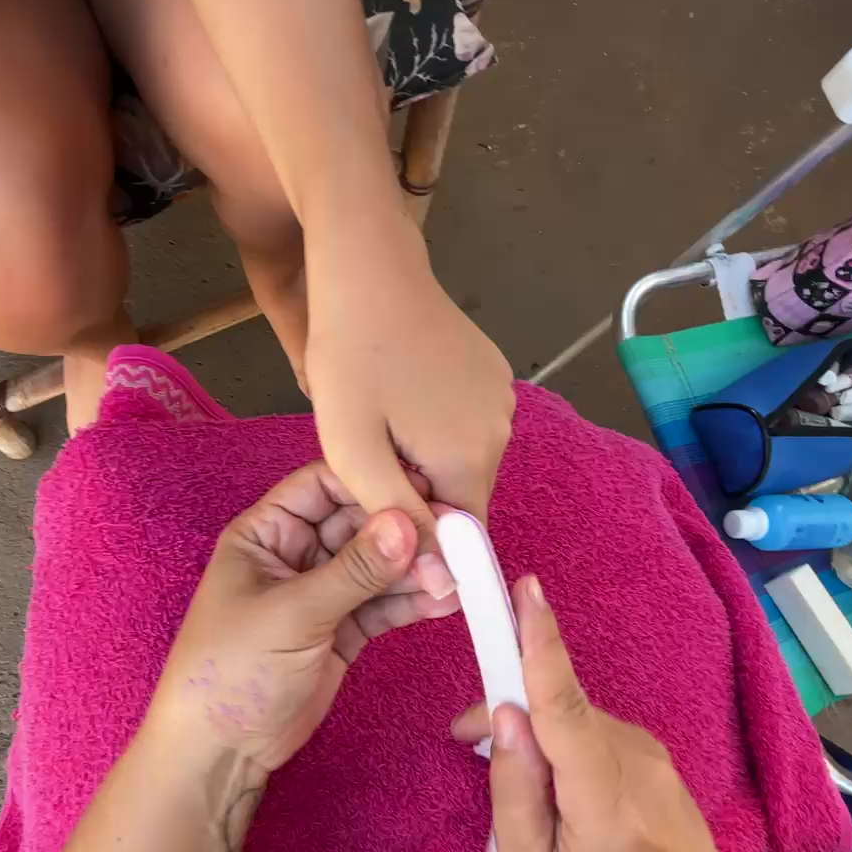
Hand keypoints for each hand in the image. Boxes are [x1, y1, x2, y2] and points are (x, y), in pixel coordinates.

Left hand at [150, 462, 460, 772]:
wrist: (222, 750)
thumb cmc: (232, 669)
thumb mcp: (292, 613)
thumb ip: (353, 570)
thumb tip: (406, 523)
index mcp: (267, 532)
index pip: (324, 486)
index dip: (371, 482)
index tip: (422, 486)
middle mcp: (297, 553)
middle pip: (360, 525)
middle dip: (405, 530)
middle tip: (456, 536)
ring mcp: (323, 592)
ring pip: (378, 567)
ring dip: (417, 569)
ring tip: (461, 572)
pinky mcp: (344, 628)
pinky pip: (383, 605)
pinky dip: (412, 603)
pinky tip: (447, 601)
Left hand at [302, 225, 514, 530]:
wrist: (367, 267)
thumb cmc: (350, 359)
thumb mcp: (355, 452)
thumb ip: (399, 519)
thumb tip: (444, 583)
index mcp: (472, 458)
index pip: (464, 536)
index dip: (424, 543)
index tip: (381, 522)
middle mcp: (502, 431)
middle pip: (464, 496)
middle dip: (419, 498)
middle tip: (368, 465)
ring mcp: (501, 396)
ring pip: (463, 460)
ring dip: (425, 463)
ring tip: (380, 427)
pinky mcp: (491, 371)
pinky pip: (466, 425)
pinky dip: (436, 430)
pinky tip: (401, 400)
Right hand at [450, 575, 754, 851]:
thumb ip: (514, 795)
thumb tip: (507, 716)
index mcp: (606, 802)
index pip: (566, 711)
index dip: (542, 648)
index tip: (527, 591)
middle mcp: (632, 758)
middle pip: (554, 708)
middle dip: (502, 708)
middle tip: (462, 738)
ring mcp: (645, 745)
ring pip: (565, 714)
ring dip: (527, 728)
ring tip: (510, 776)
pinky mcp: (645, 741)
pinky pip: (583, 724)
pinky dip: (552, 735)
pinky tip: (549, 778)